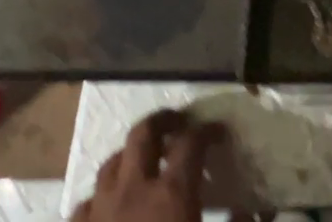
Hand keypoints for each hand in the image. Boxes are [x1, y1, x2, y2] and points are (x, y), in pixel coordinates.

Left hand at [74, 110, 229, 221]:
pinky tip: (108, 204)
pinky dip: (99, 197)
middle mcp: (133, 191)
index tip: (219, 131)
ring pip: (110, 164)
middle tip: (178, 123)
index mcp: (171, 193)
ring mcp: (99, 211)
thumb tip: (246, 211)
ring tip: (144, 161)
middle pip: (143, 134)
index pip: (192, 142)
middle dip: (162, 121)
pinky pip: (84, 204)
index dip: (208, 130)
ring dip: (130, 156)